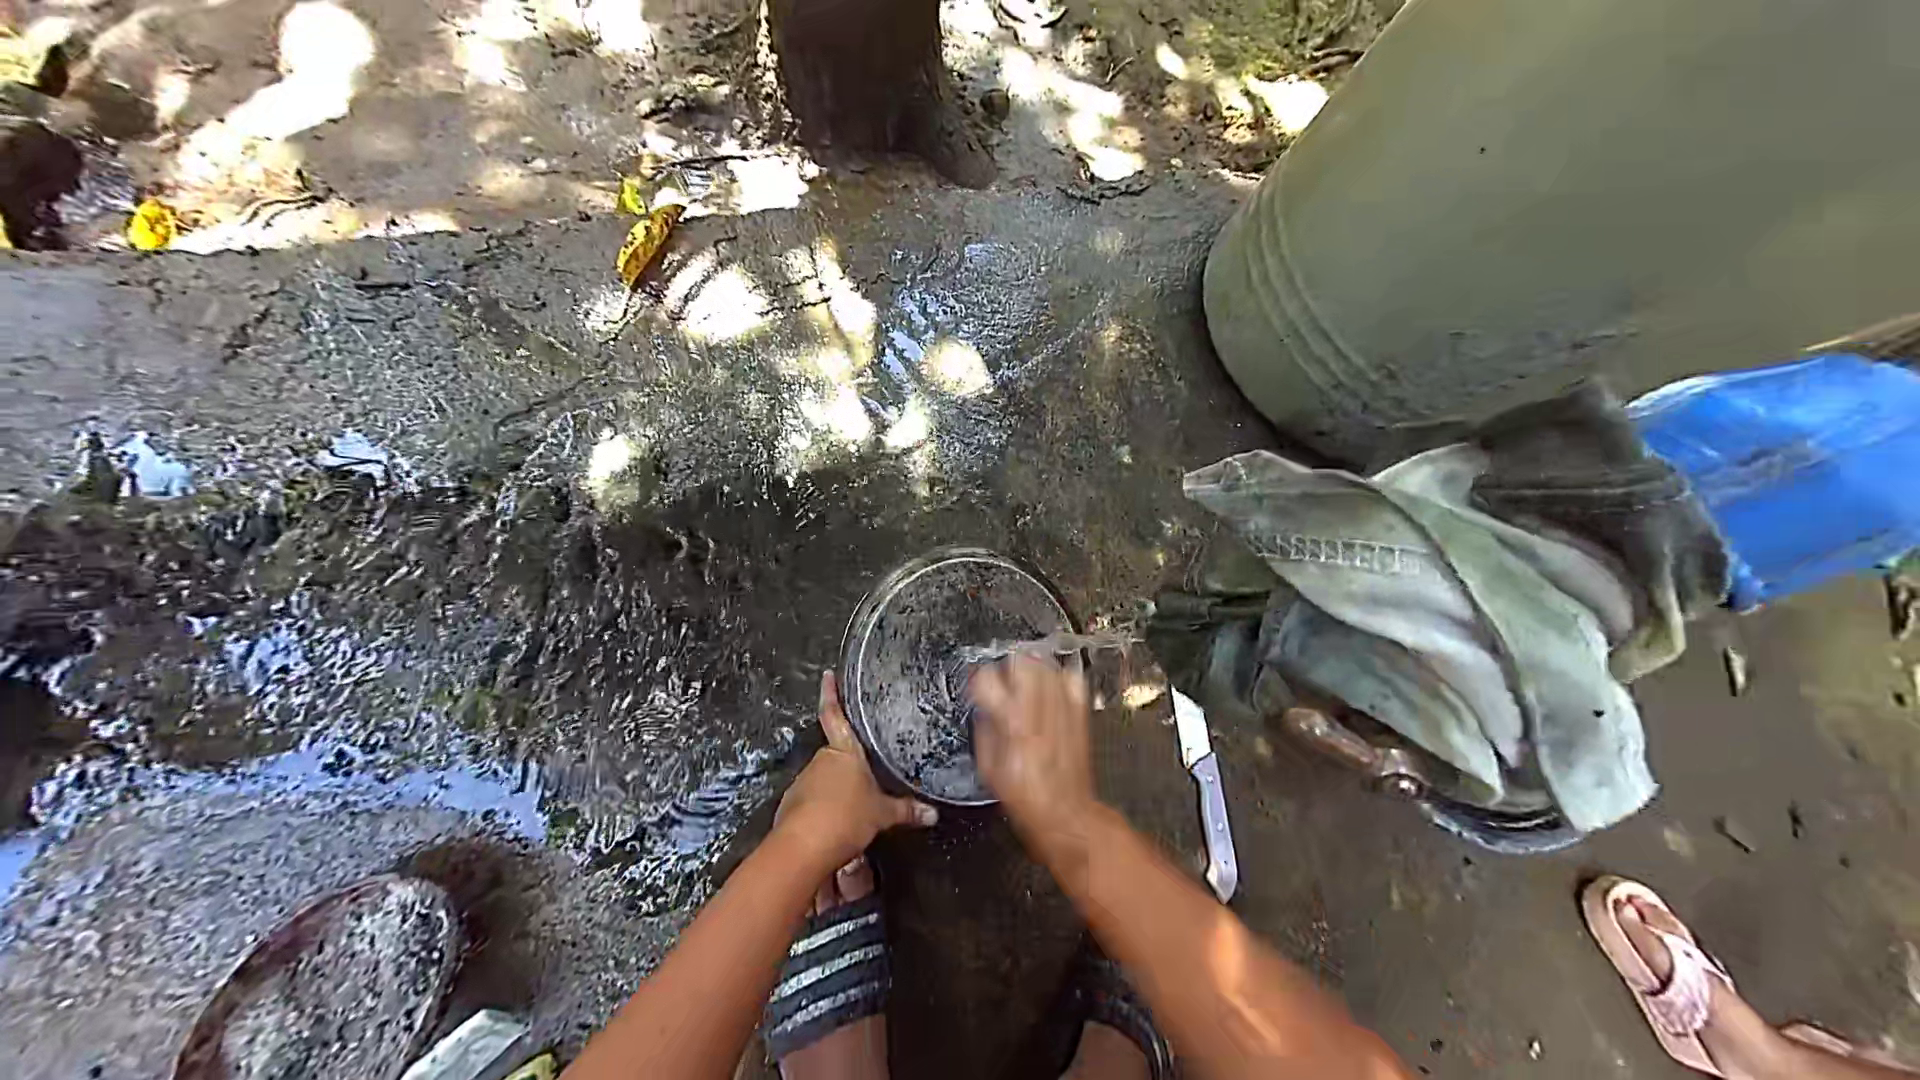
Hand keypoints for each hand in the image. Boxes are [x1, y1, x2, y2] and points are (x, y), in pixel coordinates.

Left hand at [774, 671, 937, 869]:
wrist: (804, 847)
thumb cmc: (845, 817)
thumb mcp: (882, 814)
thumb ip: (906, 811)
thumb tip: (932, 813)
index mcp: (844, 751)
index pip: (835, 714)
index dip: (831, 693)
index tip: (827, 675)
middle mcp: (821, 759)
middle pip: (835, 754)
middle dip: (848, 765)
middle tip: (866, 778)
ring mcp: (804, 781)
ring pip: (825, 779)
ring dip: (837, 791)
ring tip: (855, 811)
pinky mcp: (792, 804)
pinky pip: (814, 800)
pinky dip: (825, 809)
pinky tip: (837, 825)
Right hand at [969, 654, 1100, 839]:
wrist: (1066, 815)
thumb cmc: (1026, 798)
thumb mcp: (989, 770)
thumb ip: (983, 731)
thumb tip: (983, 709)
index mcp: (1012, 724)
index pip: (989, 679)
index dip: (979, 679)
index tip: (977, 687)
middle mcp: (1038, 711)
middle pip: (1022, 662)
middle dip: (1007, 667)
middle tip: (1002, 681)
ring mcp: (1062, 710)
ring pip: (1047, 667)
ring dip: (1032, 668)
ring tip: (1024, 682)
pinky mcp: (1080, 714)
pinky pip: (1072, 681)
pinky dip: (1060, 678)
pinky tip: (1051, 688)